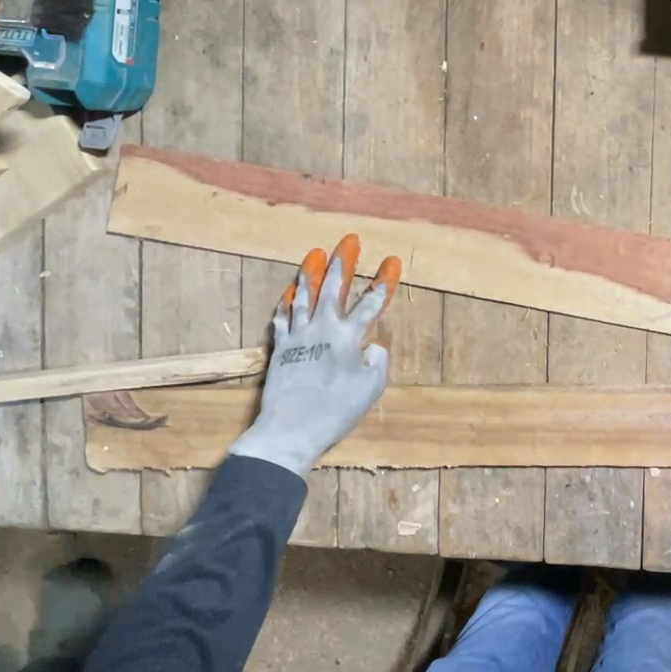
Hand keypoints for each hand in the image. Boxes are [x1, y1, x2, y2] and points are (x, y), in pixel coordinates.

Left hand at [228, 236, 400, 477]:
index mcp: (348, 337)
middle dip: (342, 263)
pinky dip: (286, 304)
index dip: (383, 282)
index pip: (371, 303)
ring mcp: (298, 337)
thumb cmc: (336, 411)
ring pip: (304, 298)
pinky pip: (282, 319)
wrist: (289, 430)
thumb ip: (377, 362)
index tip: (391, 262)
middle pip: (333, 289)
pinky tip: (288, 295)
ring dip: (310, 275)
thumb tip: (373, 346)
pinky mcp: (279, 349)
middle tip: (348, 242)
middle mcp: (323, 328)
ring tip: (313, 256)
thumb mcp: (371, 389)